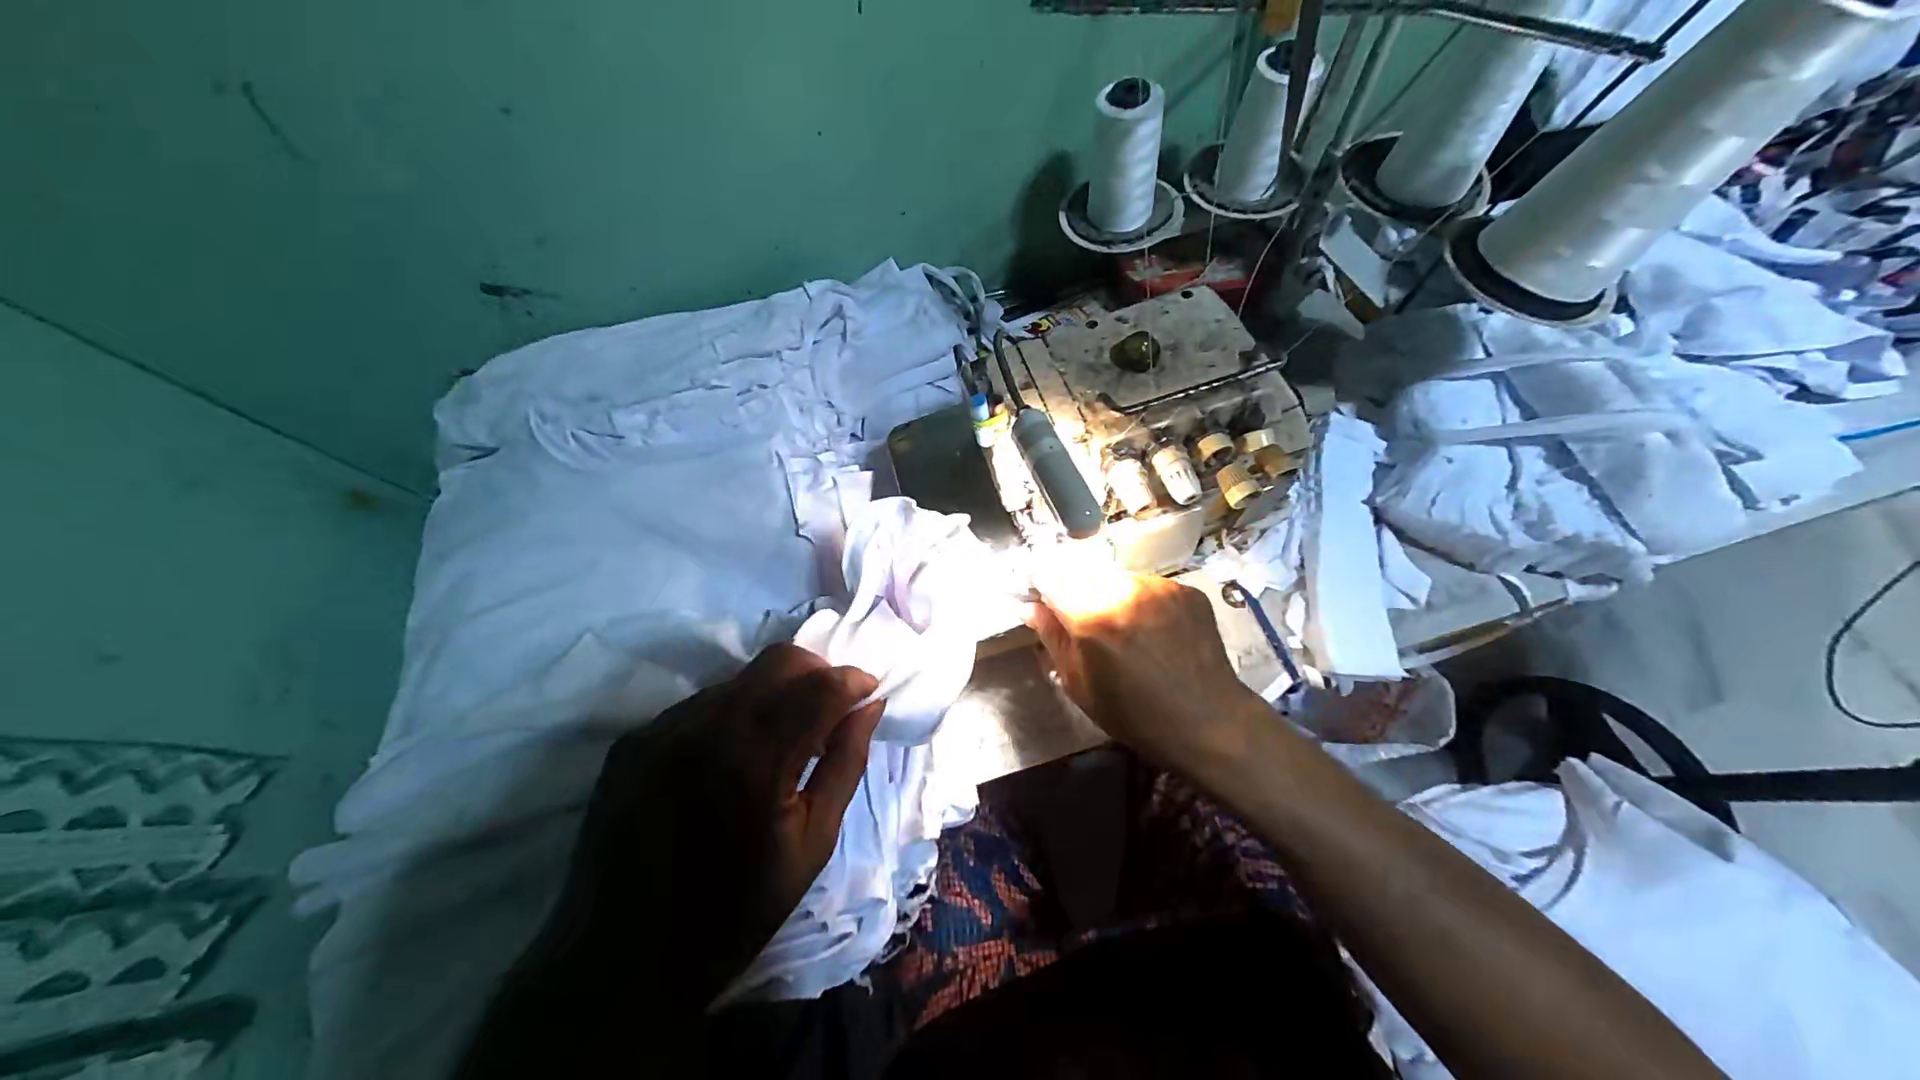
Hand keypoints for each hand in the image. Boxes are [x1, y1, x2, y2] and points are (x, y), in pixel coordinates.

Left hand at [538, 644, 884, 1011]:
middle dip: (817, 673)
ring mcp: (660, 730)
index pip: (820, 686)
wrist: (623, 963)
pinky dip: (730, 716)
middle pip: (778, 662)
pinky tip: (730, 760)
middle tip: (830, 710)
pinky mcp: (632, 742)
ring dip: (772, 696)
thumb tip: (869, 706)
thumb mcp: (812, 844)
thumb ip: (845, 764)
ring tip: (778, 742)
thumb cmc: (736, 910)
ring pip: (737, 680)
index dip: (853, 680)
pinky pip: (698, 706)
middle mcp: (704, 728)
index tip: (868, 692)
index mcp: (756, 760)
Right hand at [1027, 562, 1265, 770]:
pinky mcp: (1184, 589)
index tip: (1038, 601)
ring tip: (1120, 629)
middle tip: (1080, 622)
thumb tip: (1030, 608)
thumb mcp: (1079, 684)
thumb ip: (1053, 638)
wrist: (1208, 722)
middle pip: (1082, 573)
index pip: (1049, 574)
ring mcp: (1159, 586)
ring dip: (1107, 595)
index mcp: (1093, 615)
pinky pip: (1147, 586)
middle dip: (1074, 592)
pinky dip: (1139, 602)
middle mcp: (1125, 589)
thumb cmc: (1134, 714)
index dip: (1038, 585)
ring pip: (1116, 577)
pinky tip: (1151, 631)